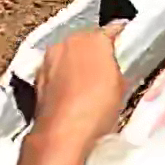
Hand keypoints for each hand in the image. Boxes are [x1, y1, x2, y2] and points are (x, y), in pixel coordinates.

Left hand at [27, 23, 127, 160]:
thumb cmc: (96, 108)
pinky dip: (63, 77)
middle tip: (108, 68)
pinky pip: (56, 70)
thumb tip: (115, 65)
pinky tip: (72, 93)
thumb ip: (118, 67)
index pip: (113, 30)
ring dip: (77, 62)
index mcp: (94, 38)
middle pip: (87, 40)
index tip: (127, 47)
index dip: (122, 39)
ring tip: (89, 82)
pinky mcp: (37, 77)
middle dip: (97, 50)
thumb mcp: (121, 86)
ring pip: (69, 54)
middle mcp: (69, 42)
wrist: (61, 135)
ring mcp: (50, 58)